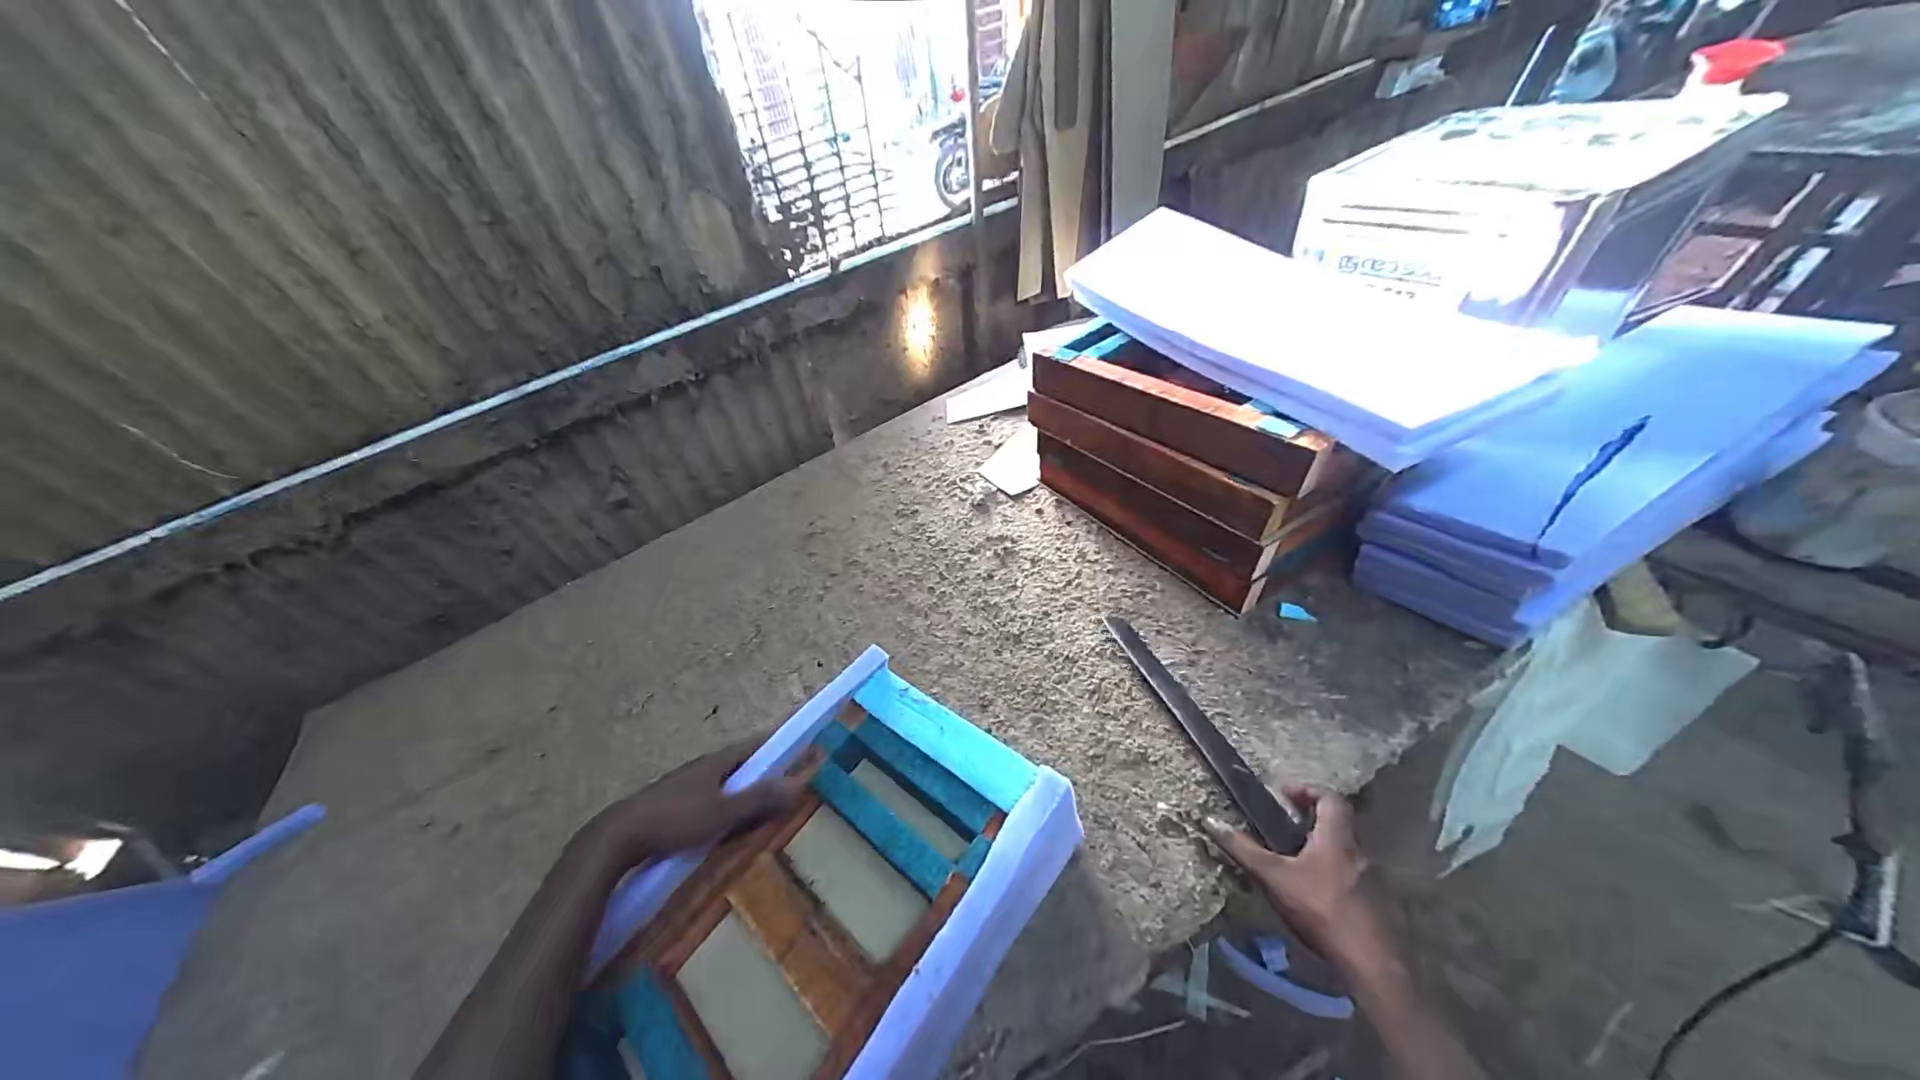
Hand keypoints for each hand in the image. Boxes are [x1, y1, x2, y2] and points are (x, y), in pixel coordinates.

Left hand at [578, 737, 812, 865]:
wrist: (618, 838)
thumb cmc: (675, 819)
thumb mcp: (723, 812)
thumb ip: (760, 798)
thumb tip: (801, 781)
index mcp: (717, 761)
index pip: (757, 744)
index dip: (780, 745)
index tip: (803, 748)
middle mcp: (703, 767)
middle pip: (742, 763)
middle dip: (765, 770)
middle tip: (789, 783)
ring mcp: (685, 786)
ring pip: (724, 783)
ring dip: (744, 790)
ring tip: (764, 807)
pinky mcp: (673, 805)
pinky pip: (710, 799)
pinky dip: (727, 806)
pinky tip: (728, 825)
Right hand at [1205, 786, 1384, 965]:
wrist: (1370, 963)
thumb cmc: (1321, 910)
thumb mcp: (1274, 878)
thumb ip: (1244, 850)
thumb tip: (1211, 821)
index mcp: (1337, 838)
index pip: (1331, 798)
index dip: (1309, 790)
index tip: (1286, 795)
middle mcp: (1360, 852)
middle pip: (1342, 823)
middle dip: (1316, 819)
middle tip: (1288, 825)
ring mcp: (1375, 879)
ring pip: (1349, 851)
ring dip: (1326, 847)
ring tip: (1299, 860)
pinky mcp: (1380, 904)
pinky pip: (1356, 875)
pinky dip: (1337, 872)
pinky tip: (1319, 892)